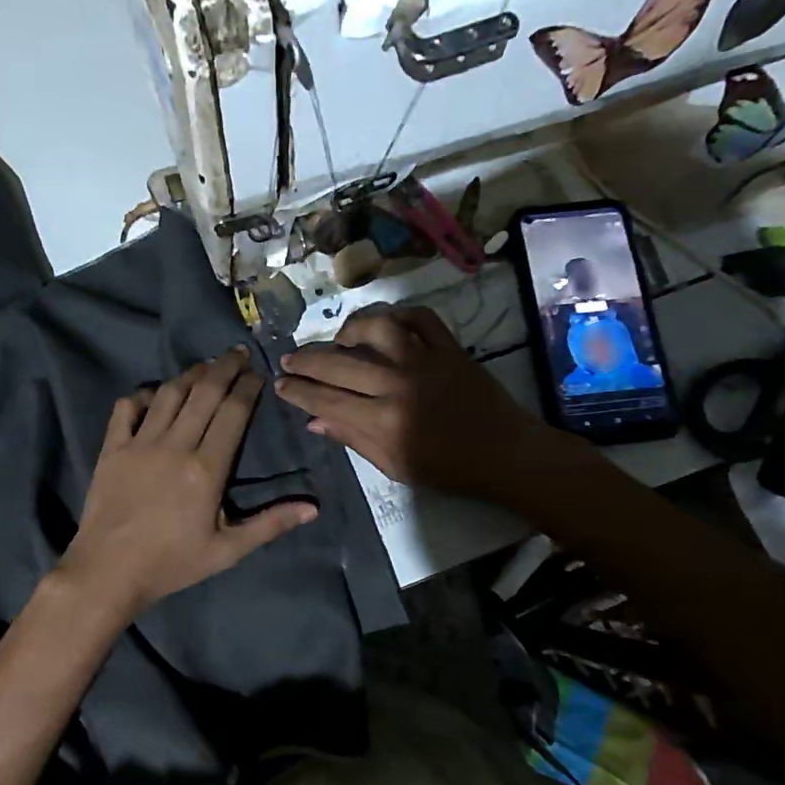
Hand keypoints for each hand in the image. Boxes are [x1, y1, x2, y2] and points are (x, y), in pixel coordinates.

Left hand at [54, 345, 317, 619]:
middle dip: (224, 367)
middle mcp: (174, 445)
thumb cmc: (172, 563)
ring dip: (190, 374)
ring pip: (169, 394)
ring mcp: (139, 443)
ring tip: (206, 365)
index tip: (257, 374)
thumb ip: (270, 524)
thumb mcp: (227, 551)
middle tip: (237, 353)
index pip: (232, 413)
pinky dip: (144, 394)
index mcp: (206, 468)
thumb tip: (313, 508)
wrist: (108, 572)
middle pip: (204, 393)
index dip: (247, 388)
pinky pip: (127, 408)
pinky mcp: (112, 449)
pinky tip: (156, 393)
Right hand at [275, 306, 558, 497]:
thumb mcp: (395, 466)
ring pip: (377, 329)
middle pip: (340, 364)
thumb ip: (353, 439)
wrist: (504, 454)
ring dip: (351, 330)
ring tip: (340, 340)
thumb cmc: (447, 469)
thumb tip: (313, 421)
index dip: (298, 392)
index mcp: (384, 422)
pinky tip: (384, 326)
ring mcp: (425, 360)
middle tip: (289, 359)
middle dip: (306, 361)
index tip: (279, 385)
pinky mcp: (449, 347)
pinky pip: (419, 318)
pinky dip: (398, 315)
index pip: (326, 400)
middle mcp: (398, 385)